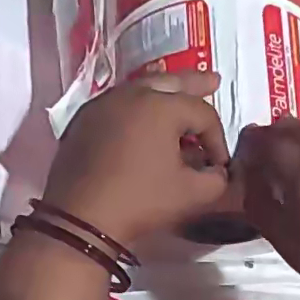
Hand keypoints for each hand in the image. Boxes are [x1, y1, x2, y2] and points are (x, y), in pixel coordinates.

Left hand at [41, 72, 231, 245]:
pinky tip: (142, 117)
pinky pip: (119, 103)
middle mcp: (132, 95)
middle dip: (195, 84)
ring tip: (177, 91)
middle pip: (171, 83)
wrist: (80, 218)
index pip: (203, 113)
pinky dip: (137, 106)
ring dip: (164, 90)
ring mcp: (103, 104)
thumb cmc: (141, 201)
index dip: (217, 139)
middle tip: (213, 80)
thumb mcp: (192, 195)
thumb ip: (216, 179)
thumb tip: (216, 171)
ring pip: (141, 88)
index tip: (219, 165)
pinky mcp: (84, 120)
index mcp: (162, 107)